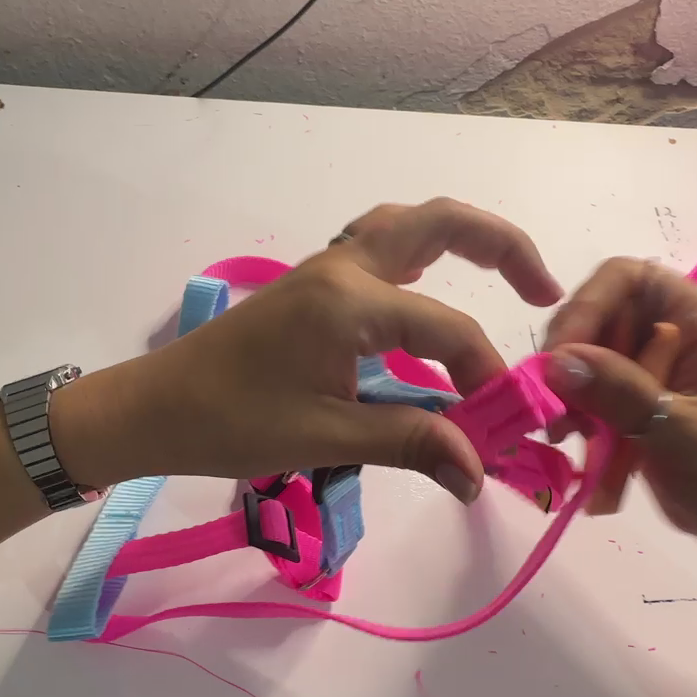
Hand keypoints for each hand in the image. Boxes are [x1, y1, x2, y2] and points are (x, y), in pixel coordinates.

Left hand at [59, 198, 562, 499]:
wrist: (153, 408)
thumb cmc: (228, 423)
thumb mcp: (323, 438)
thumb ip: (408, 444)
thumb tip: (477, 474)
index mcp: (347, 300)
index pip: (447, 330)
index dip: (485, 379)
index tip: (503, 429)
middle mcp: (342, 268)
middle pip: (436, 223)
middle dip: (501, 246)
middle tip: (543, 290)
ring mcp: (323, 271)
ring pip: (405, 227)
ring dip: (459, 240)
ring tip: (504, 277)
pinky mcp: (311, 288)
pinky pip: (378, 252)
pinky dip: (419, 262)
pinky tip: (428, 300)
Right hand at [540, 257, 696, 544]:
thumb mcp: (681, 432)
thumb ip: (620, 392)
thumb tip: (556, 362)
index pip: (627, 278)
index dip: (585, 307)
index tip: (558, 359)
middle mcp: (676, 330)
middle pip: (599, 315)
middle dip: (571, 357)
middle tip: (555, 408)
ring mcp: (656, 364)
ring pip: (588, 353)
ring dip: (568, 389)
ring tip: (564, 433)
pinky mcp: (639, 396)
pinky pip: (591, 386)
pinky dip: (575, 410)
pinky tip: (573, 440)